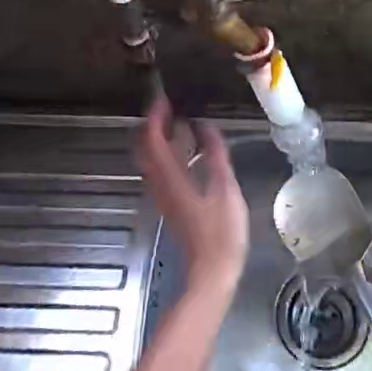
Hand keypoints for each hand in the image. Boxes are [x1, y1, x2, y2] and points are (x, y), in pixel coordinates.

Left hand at [137, 97, 248, 289]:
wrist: (212, 272)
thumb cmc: (222, 234)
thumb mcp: (225, 189)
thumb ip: (215, 156)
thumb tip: (207, 127)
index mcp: (171, 178)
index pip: (152, 139)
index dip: (155, 116)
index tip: (164, 98)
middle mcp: (161, 185)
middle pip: (146, 149)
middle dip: (153, 125)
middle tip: (169, 107)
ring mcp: (164, 196)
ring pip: (152, 160)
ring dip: (160, 138)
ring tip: (179, 122)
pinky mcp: (172, 204)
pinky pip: (162, 171)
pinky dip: (169, 154)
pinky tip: (189, 151)